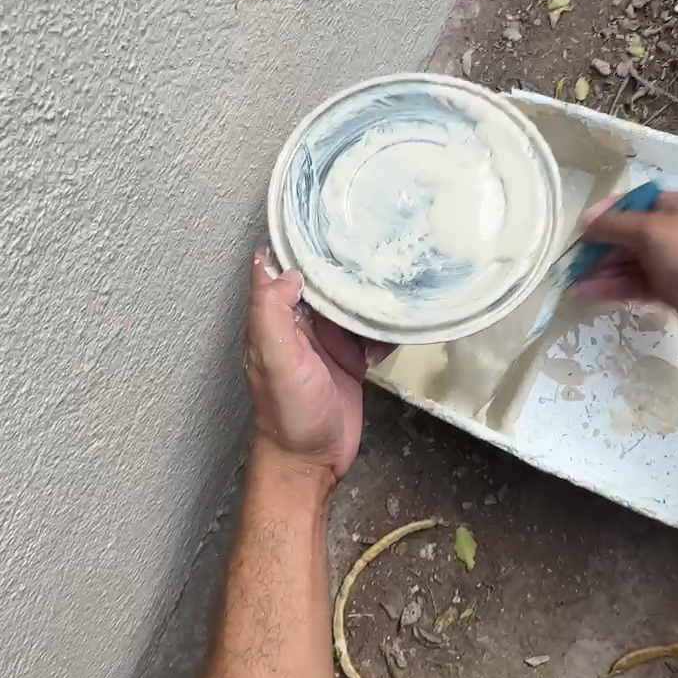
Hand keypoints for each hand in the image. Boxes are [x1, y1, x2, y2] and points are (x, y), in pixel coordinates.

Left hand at [244, 251, 389, 486]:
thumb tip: (287, 270)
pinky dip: (387, 324)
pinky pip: (371, 334)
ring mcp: (328, 343)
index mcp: (277, 320)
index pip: (282, 270)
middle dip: (344, 261)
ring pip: (351, 304)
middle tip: (375, 233)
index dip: (297, 244)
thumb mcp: (275, 360)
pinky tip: (405, 311)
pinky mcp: (351, 361)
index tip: (320, 217)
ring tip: (398, 266)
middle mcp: (301, 326)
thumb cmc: (289, 414)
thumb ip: (272, 313)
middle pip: (323, 282)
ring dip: (370, 291)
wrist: (311, 461)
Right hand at [574, 190, 677, 344]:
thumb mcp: (650, 232)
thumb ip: (614, 225)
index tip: (577, 231)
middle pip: (622, 236)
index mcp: (669, 206)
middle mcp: (666, 230)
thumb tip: (585, 223)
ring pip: (625, 263)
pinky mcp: (665, 288)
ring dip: (599, 272)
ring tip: (570, 283)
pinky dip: (611, 288)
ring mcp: (666, 261)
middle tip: (568, 263)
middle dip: (595, 249)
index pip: (627, 204)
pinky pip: (631, 284)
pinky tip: (587, 294)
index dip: (601, 216)